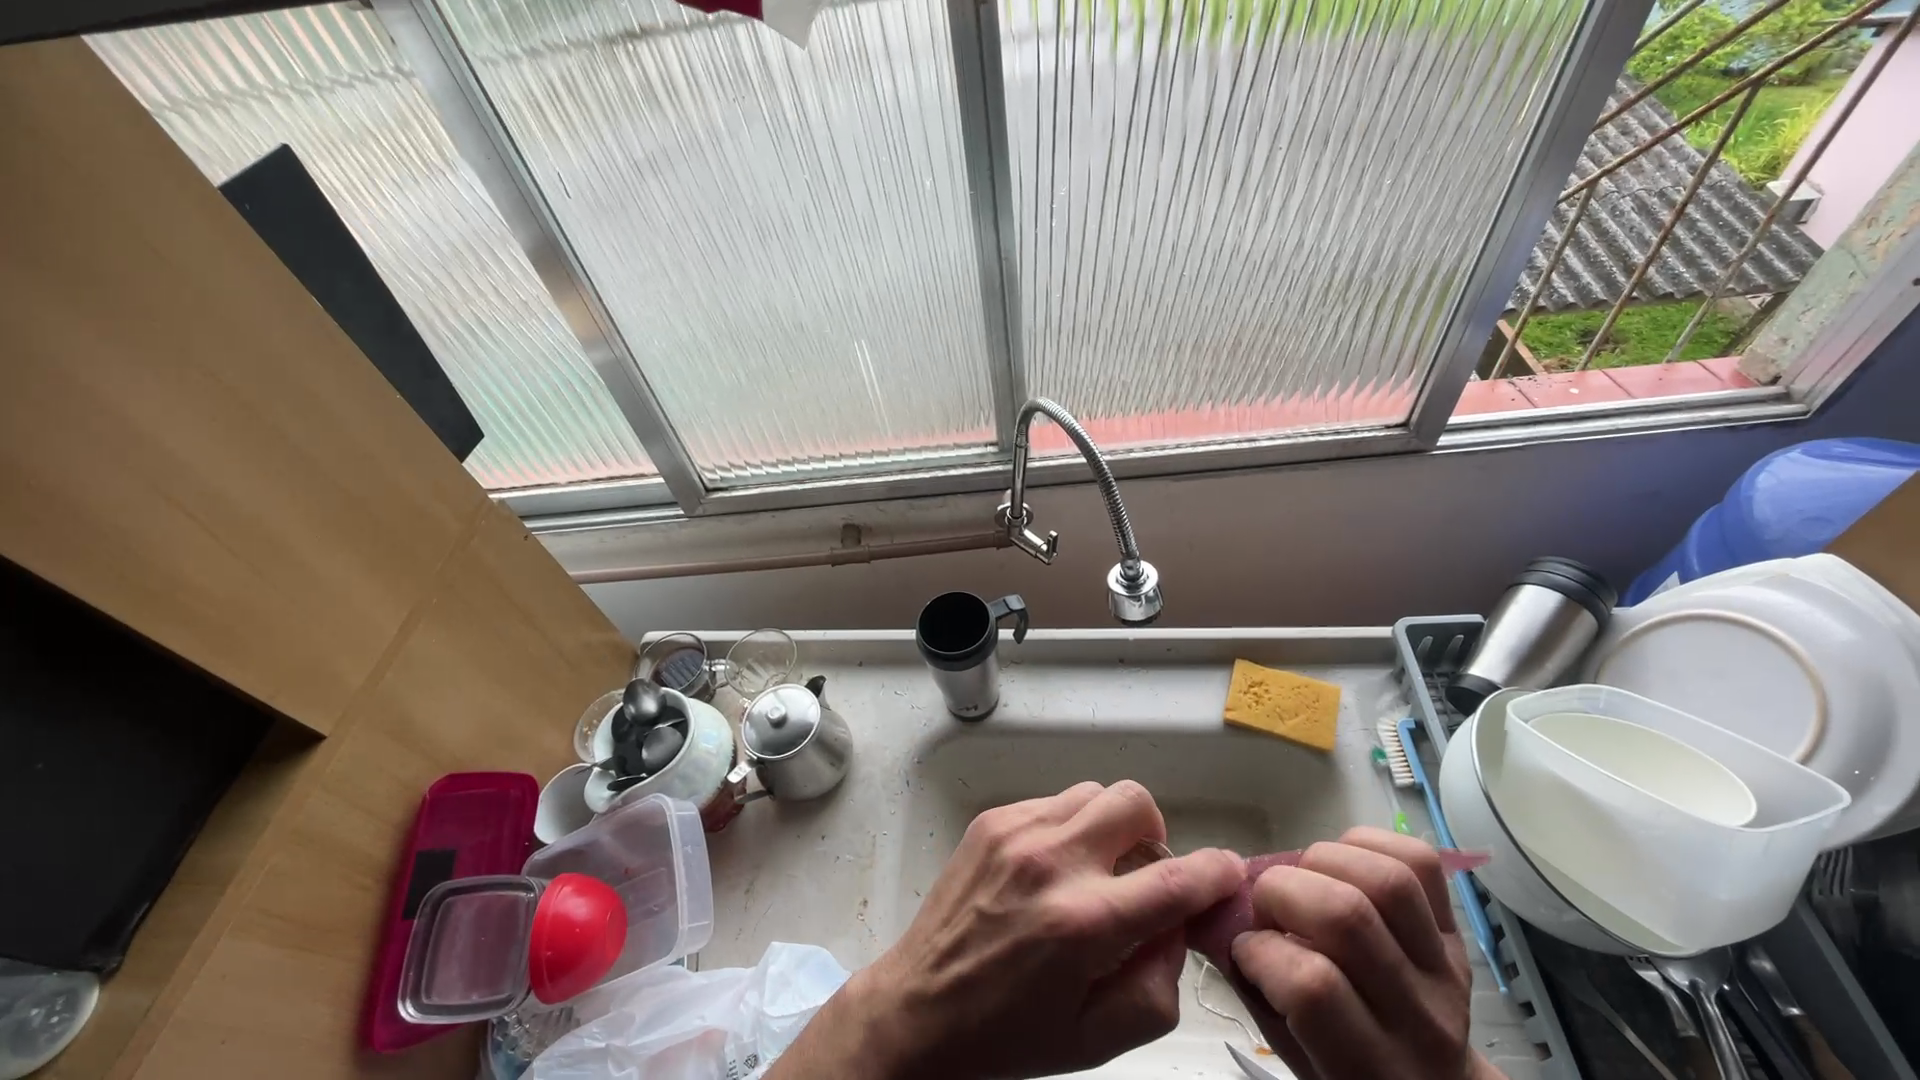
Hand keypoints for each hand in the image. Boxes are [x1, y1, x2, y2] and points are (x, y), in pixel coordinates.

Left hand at [769, 780, 1242, 1079]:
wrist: (920, 1009)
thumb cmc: (1010, 1033)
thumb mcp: (1102, 1036)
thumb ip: (1161, 980)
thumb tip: (1178, 922)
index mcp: (1084, 923)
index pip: (1177, 878)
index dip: (1216, 872)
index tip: (1226, 874)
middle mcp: (1051, 862)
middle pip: (1135, 803)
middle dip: (1156, 837)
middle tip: (1143, 875)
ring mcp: (1016, 833)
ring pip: (1094, 794)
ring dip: (1110, 828)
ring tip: (1095, 871)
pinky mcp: (991, 822)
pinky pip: (1054, 802)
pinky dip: (1070, 827)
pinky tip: (1052, 869)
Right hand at [1229, 827, 1500, 1079]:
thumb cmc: (1340, 1071)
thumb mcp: (1290, 1049)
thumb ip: (1255, 987)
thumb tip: (1210, 915)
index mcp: (1369, 1065)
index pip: (1311, 984)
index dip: (1259, 950)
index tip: (1243, 949)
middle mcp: (1418, 1017)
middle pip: (1347, 916)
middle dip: (1282, 892)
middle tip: (1267, 908)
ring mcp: (1444, 969)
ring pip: (1385, 880)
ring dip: (1322, 861)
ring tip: (1302, 880)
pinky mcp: (1456, 934)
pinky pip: (1421, 862)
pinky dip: (1367, 845)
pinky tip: (1340, 863)